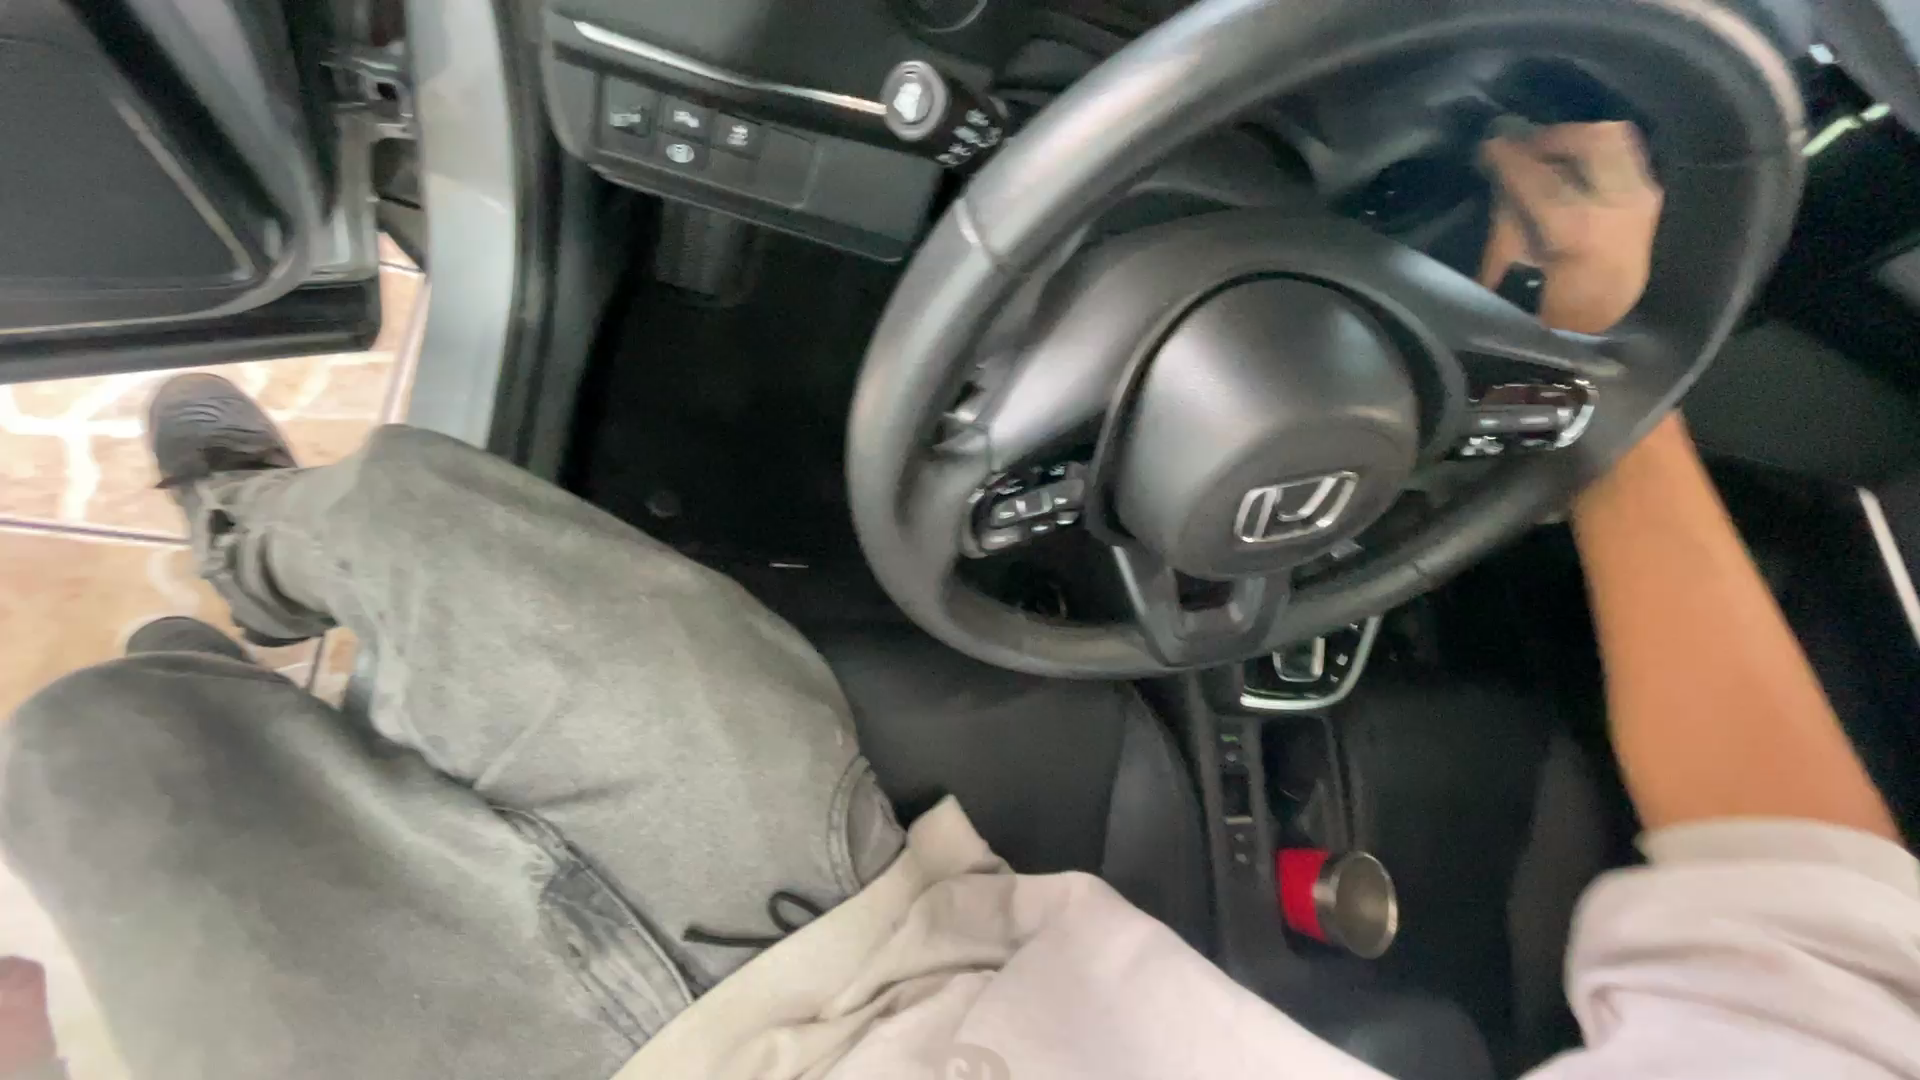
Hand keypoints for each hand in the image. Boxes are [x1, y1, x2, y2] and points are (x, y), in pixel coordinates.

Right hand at [1477, 120, 1663, 334]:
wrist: (1604, 322)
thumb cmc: (1547, 304)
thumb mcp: (1512, 266)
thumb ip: (1509, 219)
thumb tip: (1507, 180)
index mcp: (1577, 226)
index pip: (1538, 174)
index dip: (1510, 156)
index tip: (1490, 144)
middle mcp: (1618, 202)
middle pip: (1589, 139)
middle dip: (1551, 137)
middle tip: (1522, 145)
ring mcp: (1641, 195)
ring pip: (1613, 138)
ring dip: (1575, 139)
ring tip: (1546, 152)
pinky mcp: (1650, 195)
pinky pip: (1623, 154)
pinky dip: (1593, 152)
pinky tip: (1569, 166)